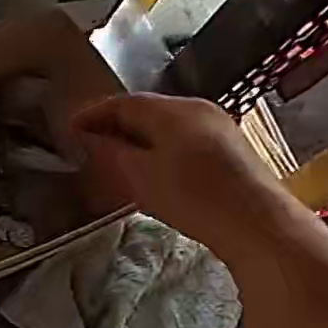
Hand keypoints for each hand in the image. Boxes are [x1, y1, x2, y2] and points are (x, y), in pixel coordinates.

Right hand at [71, 93, 300, 258]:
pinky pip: (183, 140)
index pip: (124, 103)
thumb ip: (111, 153)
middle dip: (115, 126)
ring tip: (115, 160)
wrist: (257, 224)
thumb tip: (90, 138)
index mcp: (174, 111)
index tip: (70, 128)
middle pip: (147, 111)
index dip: (94, 114)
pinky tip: (151, 171)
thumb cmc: (194, 197)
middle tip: (89, 144)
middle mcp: (198, 109)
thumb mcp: (142, 177)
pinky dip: (158, 150)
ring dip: (137, 139)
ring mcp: (218, 127)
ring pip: (166, 127)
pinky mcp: (229, 150)